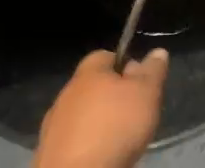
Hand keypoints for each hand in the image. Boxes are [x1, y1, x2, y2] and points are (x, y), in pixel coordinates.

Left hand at [32, 49, 167, 167]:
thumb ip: (153, 70)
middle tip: (135, 105)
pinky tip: (102, 148)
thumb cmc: (115, 126)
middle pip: (92, 85)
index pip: (103, 55)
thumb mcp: (147, 92)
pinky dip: (87, 138)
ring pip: (82, 111)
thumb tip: (156, 52)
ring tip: (120, 131)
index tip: (139, 76)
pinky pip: (73, 136)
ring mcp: (53, 126)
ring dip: (98, 117)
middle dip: (112, 92)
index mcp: (88, 75)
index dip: (123, 61)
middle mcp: (65, 95)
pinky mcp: (48, 152)